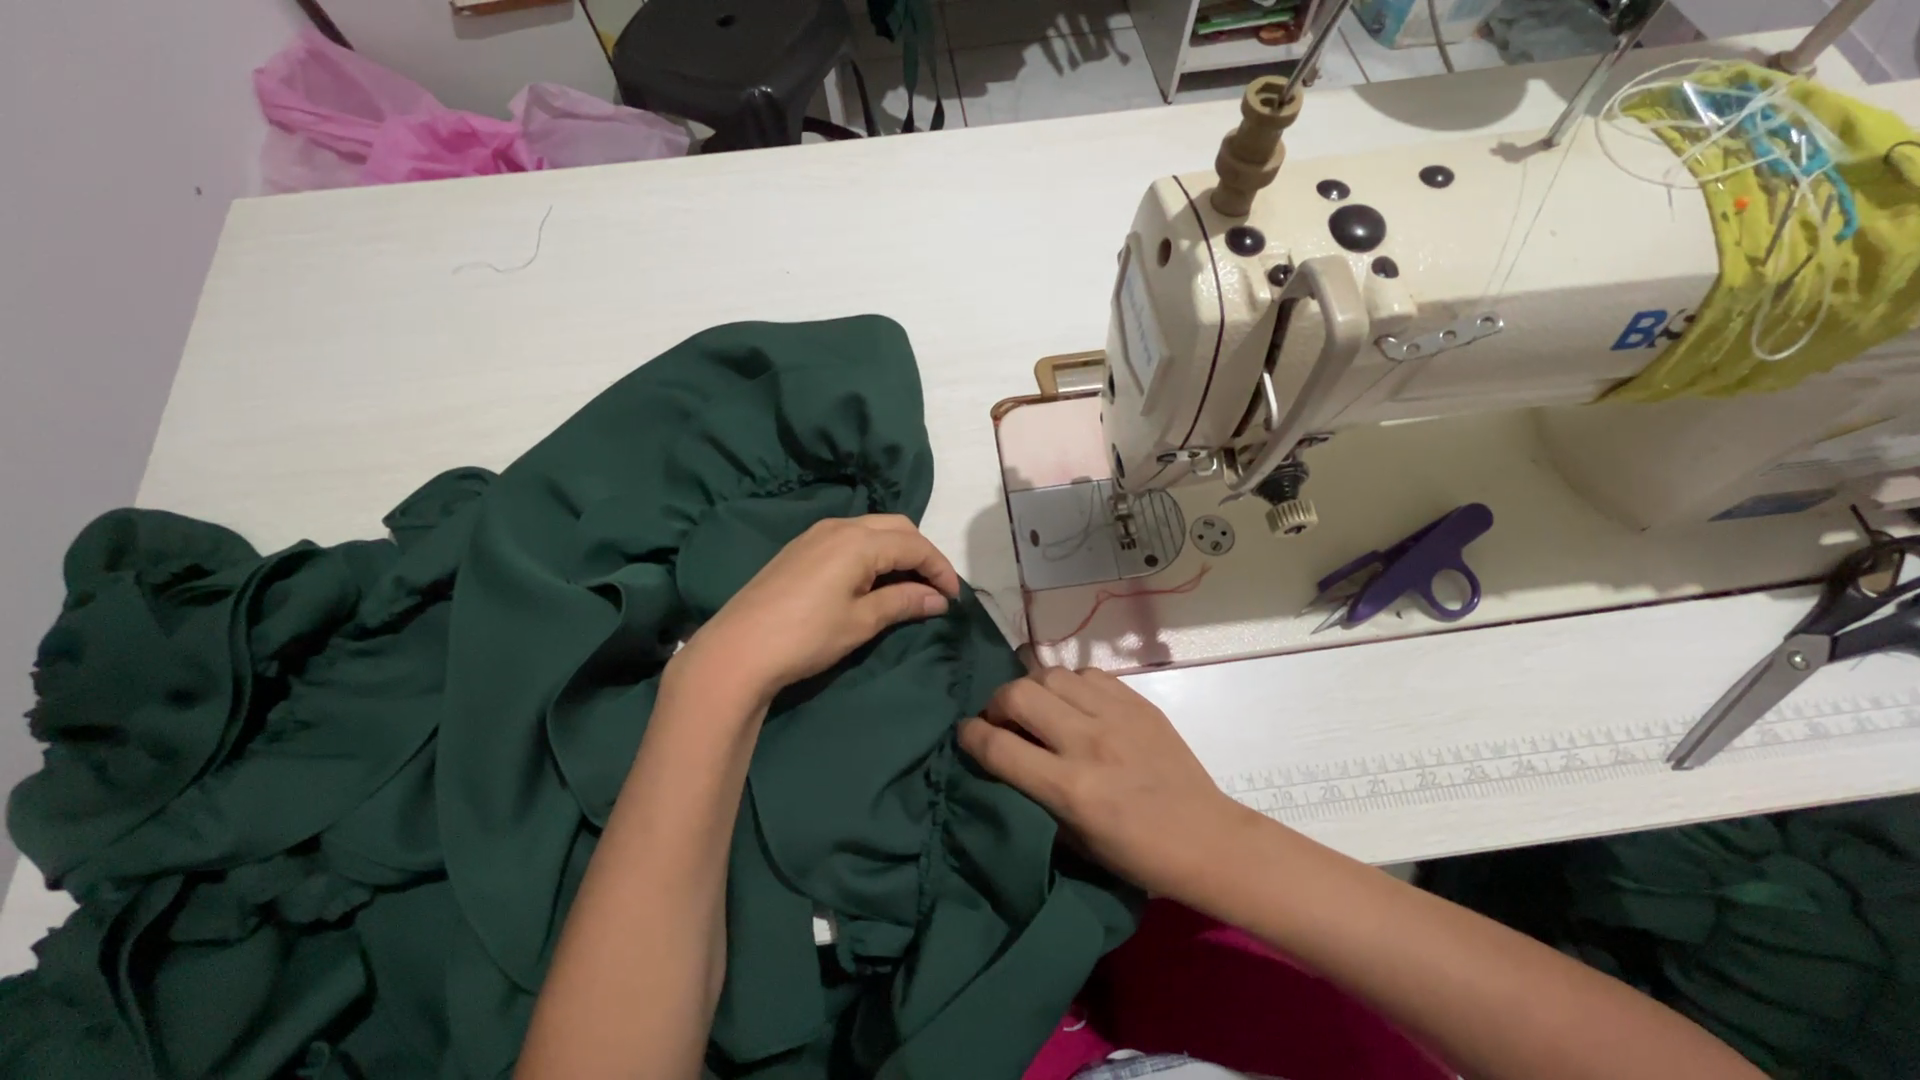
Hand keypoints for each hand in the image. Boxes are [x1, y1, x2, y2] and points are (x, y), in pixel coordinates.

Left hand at [676, 515, 962, 702]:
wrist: (738, 649)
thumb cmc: (806, 636)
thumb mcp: (861, 622)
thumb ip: (903, 602)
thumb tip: (938, 599)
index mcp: (859, 541)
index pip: (915, 545)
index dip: (940, 569)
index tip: (954, 598)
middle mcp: (839, 526)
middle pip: (896, 527)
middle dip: (922, 553)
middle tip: (934, 588)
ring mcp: (815, 534)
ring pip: (872, 529)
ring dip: (896, 550)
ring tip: (908, 585)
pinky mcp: (799, 548)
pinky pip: (849, 538)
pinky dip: (872, 552)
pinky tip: (873, 580)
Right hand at [958, 667, 1254, 897]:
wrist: (1205, 839)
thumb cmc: (1134, 855)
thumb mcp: (1071, 839)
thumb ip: (1032, 794)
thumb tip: (1001, 757)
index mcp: (1069, 788)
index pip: (997, 745)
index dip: (970, 736)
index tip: (966, 735)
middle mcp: (1088, 743)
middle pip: (1018, 694)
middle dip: (997, 705)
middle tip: (1003, 722)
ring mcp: (1117, 717)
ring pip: (1051, 674)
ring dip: (1033, 689)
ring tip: (1039, 710)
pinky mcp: (1139, 702)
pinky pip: (1088, 673)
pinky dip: (1071, 685)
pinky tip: (1075, 704)